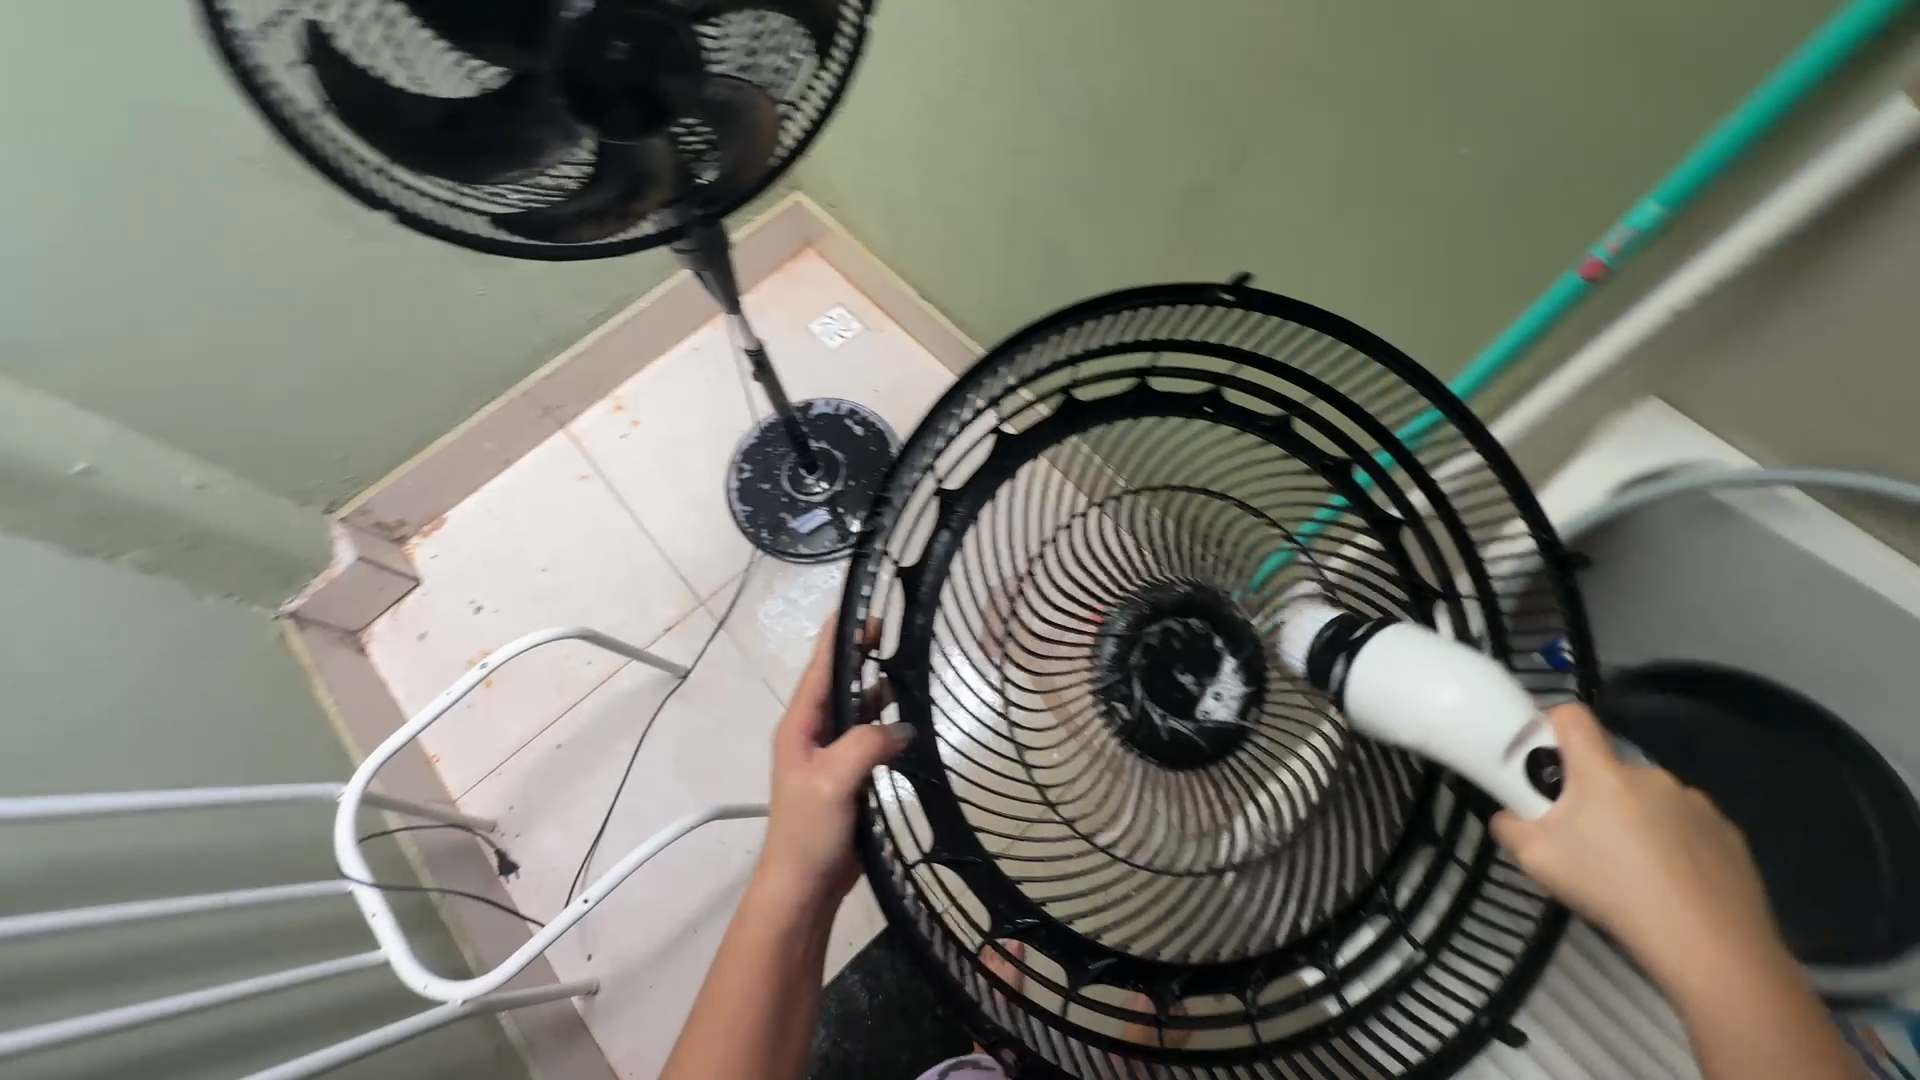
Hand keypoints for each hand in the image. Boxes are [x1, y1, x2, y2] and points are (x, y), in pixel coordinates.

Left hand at [758, 612, 912, 904]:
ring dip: (878, 688)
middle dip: (863, 654)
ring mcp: (832, 753)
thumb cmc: (808, 830)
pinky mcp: (849, 774)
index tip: (860, 606)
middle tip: (893, 629)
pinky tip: (909, 718)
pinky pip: (870, 736)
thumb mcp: (834, 780)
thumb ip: (866, 744)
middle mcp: (814, 731)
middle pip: (840, 682)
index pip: (820, 668)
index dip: (839, 636)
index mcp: (800, 724)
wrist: (804, 885)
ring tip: (907, 665)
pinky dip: (887, 721)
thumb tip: (903, 727)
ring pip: (857, 709)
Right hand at [1491, 704, 1784, 989]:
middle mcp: (1651, 776)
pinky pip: (1684, 824)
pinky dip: (1670, 841)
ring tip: (1631, 866)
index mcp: (1602, 773)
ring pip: (1646, 797)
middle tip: (1580, 835)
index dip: (1550, 725)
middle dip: (1589, 792)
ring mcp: (1696, 804)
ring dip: (1632, 817)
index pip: (1571, 716)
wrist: (1712, 947)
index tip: (1540, 759)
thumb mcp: (1533, 858)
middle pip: (1607, 767)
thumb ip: (1508, 825)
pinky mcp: (1730, 834)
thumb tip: (1511, 816)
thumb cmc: (1612, 889)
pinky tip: (1669, 881)